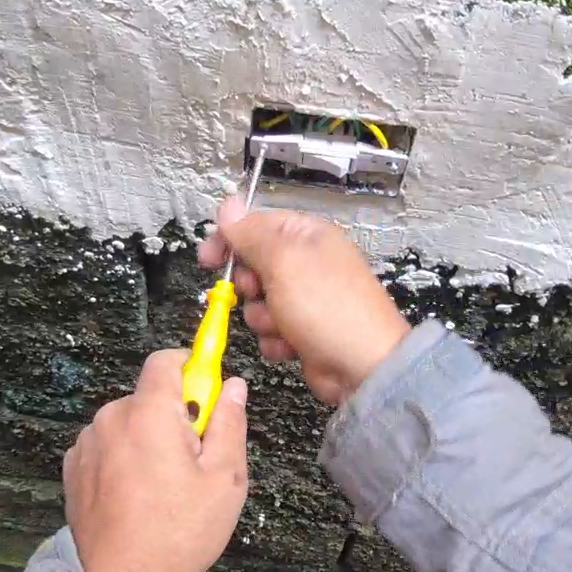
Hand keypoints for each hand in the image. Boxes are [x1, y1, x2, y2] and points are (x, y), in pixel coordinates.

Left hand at [63, 349, 249, 571]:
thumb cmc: (178, 534)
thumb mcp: (224, 480)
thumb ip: (229, 423)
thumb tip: (234, 385)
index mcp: (148, 413)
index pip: (165, 360)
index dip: (190, 368)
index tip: (206, 395)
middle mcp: (111, 418)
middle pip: (149, 396)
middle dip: (173, 416)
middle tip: (193, 461)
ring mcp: (87, 443)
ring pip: (129, 422)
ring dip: (147, 438)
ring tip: (163, 487)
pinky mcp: (73, 466)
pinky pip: (108, 444)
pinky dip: (124, 457)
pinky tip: (136, 496)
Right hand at [198, 198, 410, 406]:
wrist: (362, 366)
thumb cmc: (329, 308)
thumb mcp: (282, 261)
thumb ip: (251, 233)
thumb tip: (229, 205)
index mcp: (306, 235)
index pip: (255, 225)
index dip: (228, 240)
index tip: (208, 260)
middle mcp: (306, 263)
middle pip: (252, 266)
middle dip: (249, 286)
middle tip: (260, 292)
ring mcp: (305, 298)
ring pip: (257, 303)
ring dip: (262, 318)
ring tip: (284, 324)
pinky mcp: (302, 330)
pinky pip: (269, 330)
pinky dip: (275, 340)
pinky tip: (292, 345)